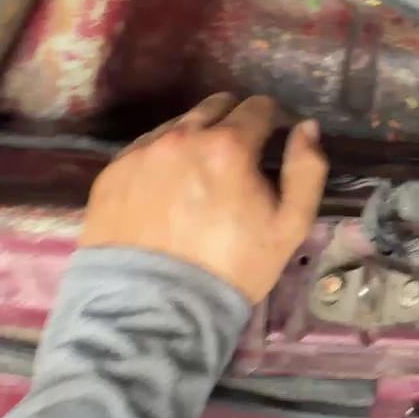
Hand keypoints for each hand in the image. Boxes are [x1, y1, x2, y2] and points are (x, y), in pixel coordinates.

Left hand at [80, 93, 327, 303]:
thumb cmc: (232, 266)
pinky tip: (169, 191)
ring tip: (201, 178)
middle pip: (218, 105)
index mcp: (229, 145)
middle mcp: (182, 136)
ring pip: (180, 124)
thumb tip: (306, 127)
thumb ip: (307, 168)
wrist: (153, 312)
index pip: (259, 106)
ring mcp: (142, 153)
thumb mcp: (291, 225)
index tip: (274, 143)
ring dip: (199, 138)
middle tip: (241, 159)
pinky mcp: (111, 173)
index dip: (274, 121)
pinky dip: (165, 157)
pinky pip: (147, 147)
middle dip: (236, 122)